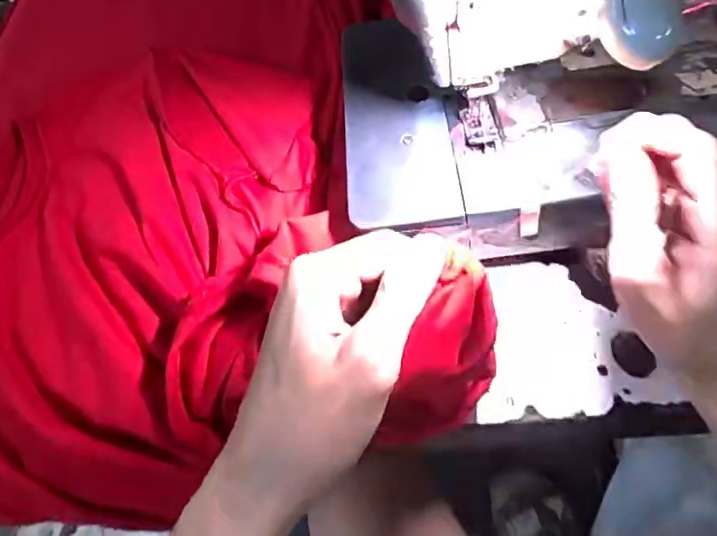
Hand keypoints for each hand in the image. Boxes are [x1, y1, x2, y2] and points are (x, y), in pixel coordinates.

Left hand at [183, 231, 449, 534]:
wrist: (265, 474)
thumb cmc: (318, 424)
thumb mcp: (371, 359)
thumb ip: (404, 296)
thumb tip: (434, 242)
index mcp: (317, 271)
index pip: (389, 245)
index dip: (425, 271)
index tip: (452, 311)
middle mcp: (307, 271)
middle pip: (378, 260)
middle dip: (410, 290)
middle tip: (433, 334)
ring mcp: (305, 295)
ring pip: (370, 282)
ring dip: (397, 307)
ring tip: (415, 345)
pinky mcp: (309, 318)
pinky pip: (356, 302)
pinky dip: (379, 320)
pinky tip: (389, 350)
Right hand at [595, 113, 716, 397]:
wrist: (716, 362)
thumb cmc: (674, 326)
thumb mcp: (638, 272)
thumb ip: (630, 207)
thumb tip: (619, 149)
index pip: (694, 146)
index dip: (647, 134)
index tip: (605, 152)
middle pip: (691, 142)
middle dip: (640, 140)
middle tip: (601, 167)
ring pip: (685, 154)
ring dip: (641, 154)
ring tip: (607, 180)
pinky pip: (683, 174)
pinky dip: (649, 171)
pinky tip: (626, 193)